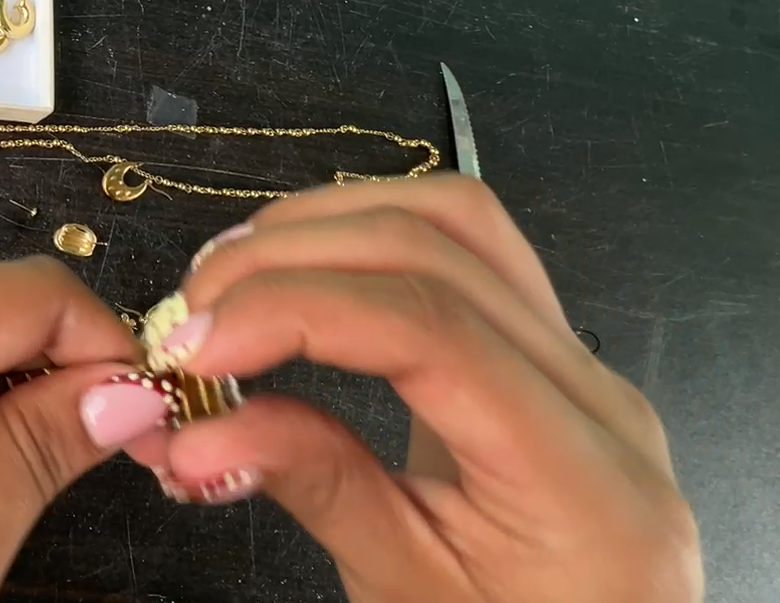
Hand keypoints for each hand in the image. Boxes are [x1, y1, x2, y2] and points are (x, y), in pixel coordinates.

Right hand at [81, 174, 702, 601]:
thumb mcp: (406, 591)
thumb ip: (313, 488)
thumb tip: (188, 430)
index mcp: (582, 476)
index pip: (427, 327)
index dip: (288, 311)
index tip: (189, 346)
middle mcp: (591, 386)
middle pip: (428, 246)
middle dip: (281, 260)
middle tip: (189, 311)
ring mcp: (568, 346)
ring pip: (444, 213)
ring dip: (314, 224)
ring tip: (227, 272)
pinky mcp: (530, 327)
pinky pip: (449, 230)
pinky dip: (348, 223)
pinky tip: (287, 260)